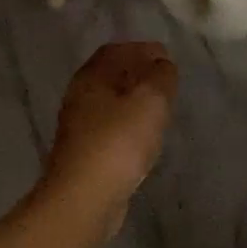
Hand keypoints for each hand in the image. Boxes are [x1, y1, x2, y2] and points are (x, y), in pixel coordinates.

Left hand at [46, 42, 178, 228]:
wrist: (84, 198)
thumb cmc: (118, 142)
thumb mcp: (150, 101)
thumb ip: (161, 77)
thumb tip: (162, 65)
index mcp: (91, 77)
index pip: (115, 51)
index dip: (141, 49)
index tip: (166, 56)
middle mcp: (80, 97)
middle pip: (110, 76)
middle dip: (137, 73)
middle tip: (165, 80)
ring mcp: (79, 128)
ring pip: (109, 103)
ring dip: (133, 100)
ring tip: (159, 107)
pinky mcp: (85, 154)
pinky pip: (110, 128)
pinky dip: (128, 124)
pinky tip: (144, 135)